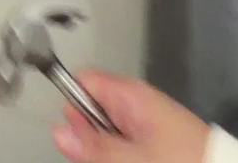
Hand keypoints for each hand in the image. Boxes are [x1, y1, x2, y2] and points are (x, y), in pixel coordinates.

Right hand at [51, 71, 210, 162]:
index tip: (82, 139)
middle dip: (94, 142)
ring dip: (110, 156)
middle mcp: (136, 104)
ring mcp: (150, 126)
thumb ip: (93, 146)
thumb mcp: (132, 159)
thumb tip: (57, 130)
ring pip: (112, 138)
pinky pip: (130, 149)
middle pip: (94, 114)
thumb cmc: (179, 162)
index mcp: (129, 94)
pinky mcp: (161, 146)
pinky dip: (126, 159)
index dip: (74, 108)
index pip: (83, 83)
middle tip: (110, 162)